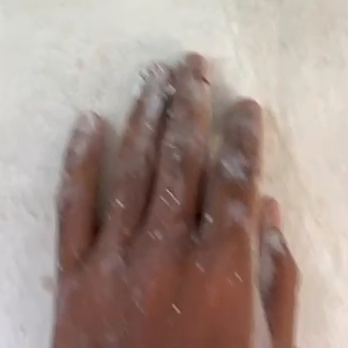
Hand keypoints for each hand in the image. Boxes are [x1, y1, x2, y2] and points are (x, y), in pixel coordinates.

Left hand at [51, 55, 298, 347]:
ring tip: (153, 74)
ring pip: (132, 168)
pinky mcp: (72, 275)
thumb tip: (268, 209)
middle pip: (180, 158)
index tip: (245, 102)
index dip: (241, 135)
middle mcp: (166, 248)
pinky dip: (78, 160)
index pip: (234, 179)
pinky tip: (87, 120)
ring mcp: (115, 258)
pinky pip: (72, 206)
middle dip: (189, 105)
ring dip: (144, 114)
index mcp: (220, 267)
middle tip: (191, 64)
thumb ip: (275, 284)